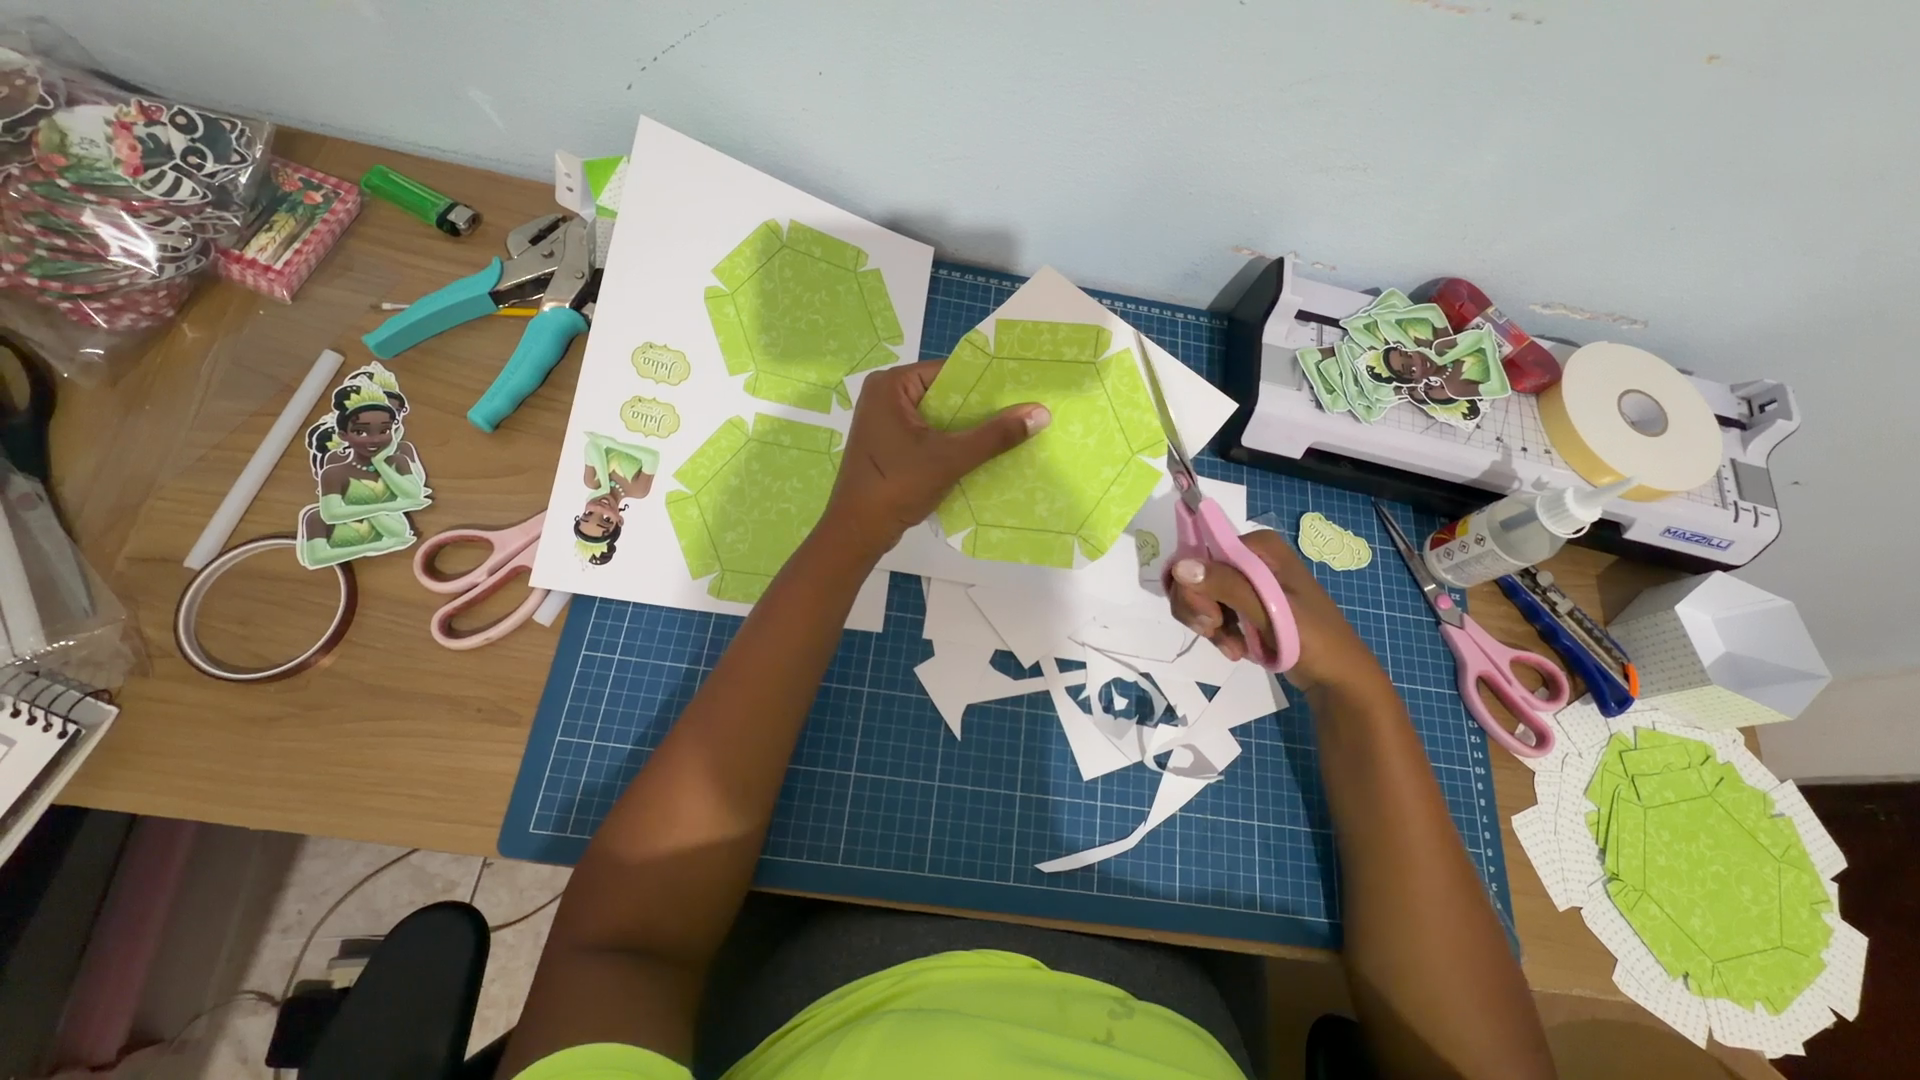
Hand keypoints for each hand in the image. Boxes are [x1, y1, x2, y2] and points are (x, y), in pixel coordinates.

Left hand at [823, 359, 1049, 559]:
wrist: (857, 531)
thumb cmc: (897, 486)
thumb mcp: (950, 457)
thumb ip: (995, 435)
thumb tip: (1040, 412)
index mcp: (891, 385)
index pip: (948, 372)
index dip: (985, 383)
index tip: (1019, 393)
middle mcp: (883, 396)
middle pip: (944, 394)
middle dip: (978, 409)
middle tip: (1020, 415)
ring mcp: (883, 422)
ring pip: (937, 418)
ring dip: (966, 430)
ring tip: (1007, 435)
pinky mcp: (887, 445)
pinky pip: (927, 435)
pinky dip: (950, 444)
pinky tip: (979, 456)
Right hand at [1168, 529, 1390, 694]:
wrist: (1336, 675)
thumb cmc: (1313, 639)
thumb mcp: (1270, 612)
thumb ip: (1226, 586)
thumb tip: (1180, 566)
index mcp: (1259, 547)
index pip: (1200, 554)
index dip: (1195, 587)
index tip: (1212, 617)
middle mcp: (1249, 558)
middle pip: (1194, 576)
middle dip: (1200, 610)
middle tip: (1216, 631)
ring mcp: (1246, 582)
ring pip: (1198, 597)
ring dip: (1210, 627)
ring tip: (1234, 647)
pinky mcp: (1245, 604)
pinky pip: (1211, 613)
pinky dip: (1218, 634)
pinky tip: (1237, 649)